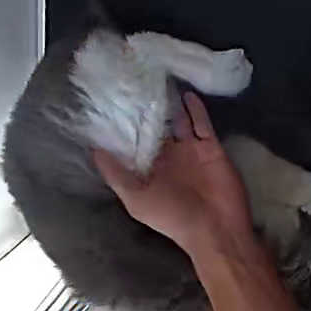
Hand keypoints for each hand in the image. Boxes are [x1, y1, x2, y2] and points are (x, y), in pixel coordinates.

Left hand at [94, 91, 255, 256]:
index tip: (112, 102)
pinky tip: (186, 93)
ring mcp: (191, 152)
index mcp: (150, 170)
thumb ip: (116, 174)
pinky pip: (202, 124)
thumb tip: (94, 148)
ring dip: (171, 105)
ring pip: (179, 122)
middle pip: (157, 128)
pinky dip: (196, 109)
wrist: (215, 227)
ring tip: (159, 82)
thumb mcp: (135, 198)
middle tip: (135, 83)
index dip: (125, 124)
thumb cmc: (172, 216)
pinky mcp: (211, 148)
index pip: (135, 141)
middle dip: (148, 110)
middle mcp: (170, 158)